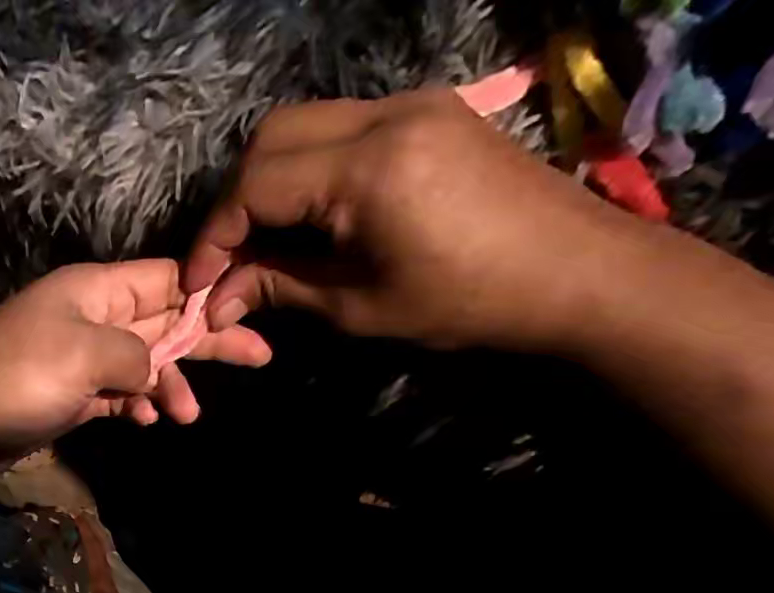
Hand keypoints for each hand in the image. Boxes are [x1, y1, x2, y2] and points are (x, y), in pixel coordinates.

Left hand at [0, 259, 270, 474]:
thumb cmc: (18, 377)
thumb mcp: (84, 355)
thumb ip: (136, 354)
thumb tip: (152, 370)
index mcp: (95, 289)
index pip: (165, 280)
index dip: (206, 295)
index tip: (245, 313)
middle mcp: (92, 317)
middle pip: (164, 322)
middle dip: (208, 341)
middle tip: (260, 357)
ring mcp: (82, 358)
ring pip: (145, 364)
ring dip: (170, 387)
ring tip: (186, 417)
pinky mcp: (73, 394)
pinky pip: (120, 393)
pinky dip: (138, 405)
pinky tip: (148, 421)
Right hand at [184, 88, 645, 351]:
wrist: (574, 271)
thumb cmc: (466, 302)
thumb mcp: (358, 306)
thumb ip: (278, 288)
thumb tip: (214, 301)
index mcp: (368, 168)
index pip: (255, 185)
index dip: (214, 236)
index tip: (198, 284)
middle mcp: (384, 116)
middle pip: (270, 137)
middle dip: (234, 202)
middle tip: (228, 259)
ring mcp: (409, 104)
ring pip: (301, 125)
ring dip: (267, 181)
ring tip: (262, 241)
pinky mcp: (425, 111)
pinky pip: (339, 127)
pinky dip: (305, 168)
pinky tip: (308, 214)